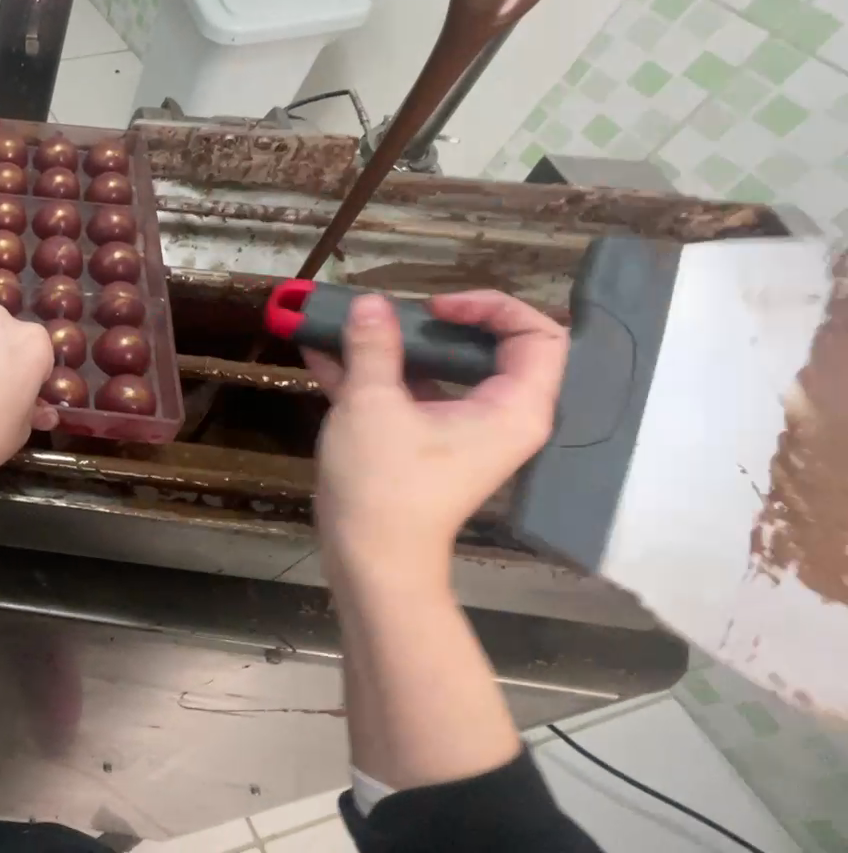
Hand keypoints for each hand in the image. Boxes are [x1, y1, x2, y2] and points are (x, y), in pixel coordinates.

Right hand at [303, 291, 566, 582]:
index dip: (490, 308)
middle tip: (386, 314)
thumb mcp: (372, 405)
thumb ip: (372, 348)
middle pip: (481, 349)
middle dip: (426, 323)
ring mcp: (455, 429)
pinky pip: (404, 394)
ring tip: (340, 324)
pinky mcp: (420, 441)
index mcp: (512, 407)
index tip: (433, 306)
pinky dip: (368, 373)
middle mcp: (494, 415)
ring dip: (387, 345)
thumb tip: (369, 302)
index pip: (537, 336)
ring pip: (435, 370)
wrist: (369, 555)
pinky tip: (319, 352)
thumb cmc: (384, 482)